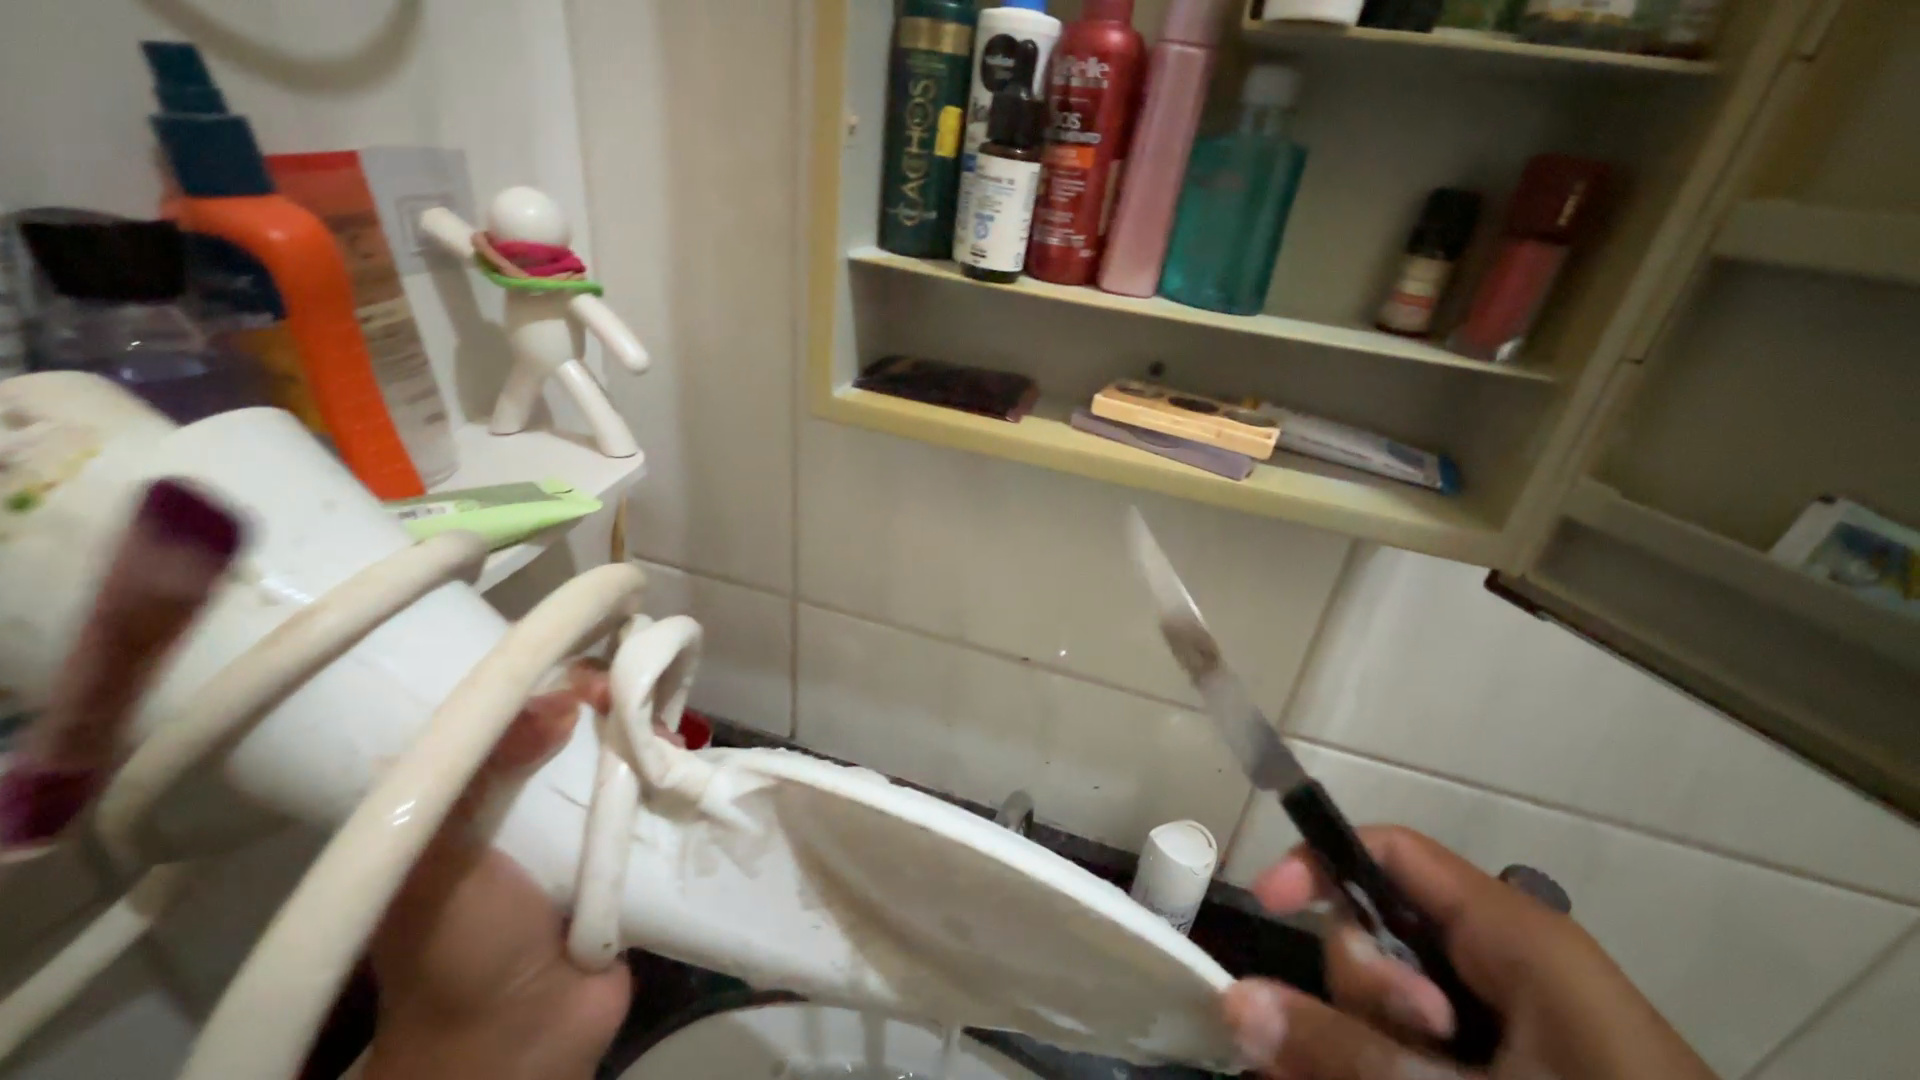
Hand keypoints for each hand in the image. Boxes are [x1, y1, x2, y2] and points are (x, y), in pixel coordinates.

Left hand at [362, 660, 631, 1079]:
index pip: (505, 724)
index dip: (541, 687)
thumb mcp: (436, 857)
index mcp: (468, 804)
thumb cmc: (460, 949)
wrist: (519, 1039)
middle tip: (635, 687)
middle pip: (570, 738)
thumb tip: (560, 703)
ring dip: (642, 740)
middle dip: (605, 705)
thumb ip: (479, 774)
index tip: (582, 672)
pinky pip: (650, 810)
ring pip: (616, 767)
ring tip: (666, 715)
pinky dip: (669, 783)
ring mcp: (582, 836)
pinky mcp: (629, 861)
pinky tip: (688, 756)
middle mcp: (525, 810)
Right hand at [1220, 827, 1716, 1079]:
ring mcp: (1508, 1014)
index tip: (1270, 906)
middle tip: (1420, 1049)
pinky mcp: (1508, 1055)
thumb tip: (1234, 1003)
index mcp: (1511, 934)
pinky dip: (1385, 1063)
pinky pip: (1419, 1042)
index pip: (1390, 851)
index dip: (1320, 863)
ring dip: (1371, 1042)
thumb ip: (1349, 1050)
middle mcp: (1503, 958)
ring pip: (1392, 997)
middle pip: (1379, 932)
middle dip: (1366, 991)